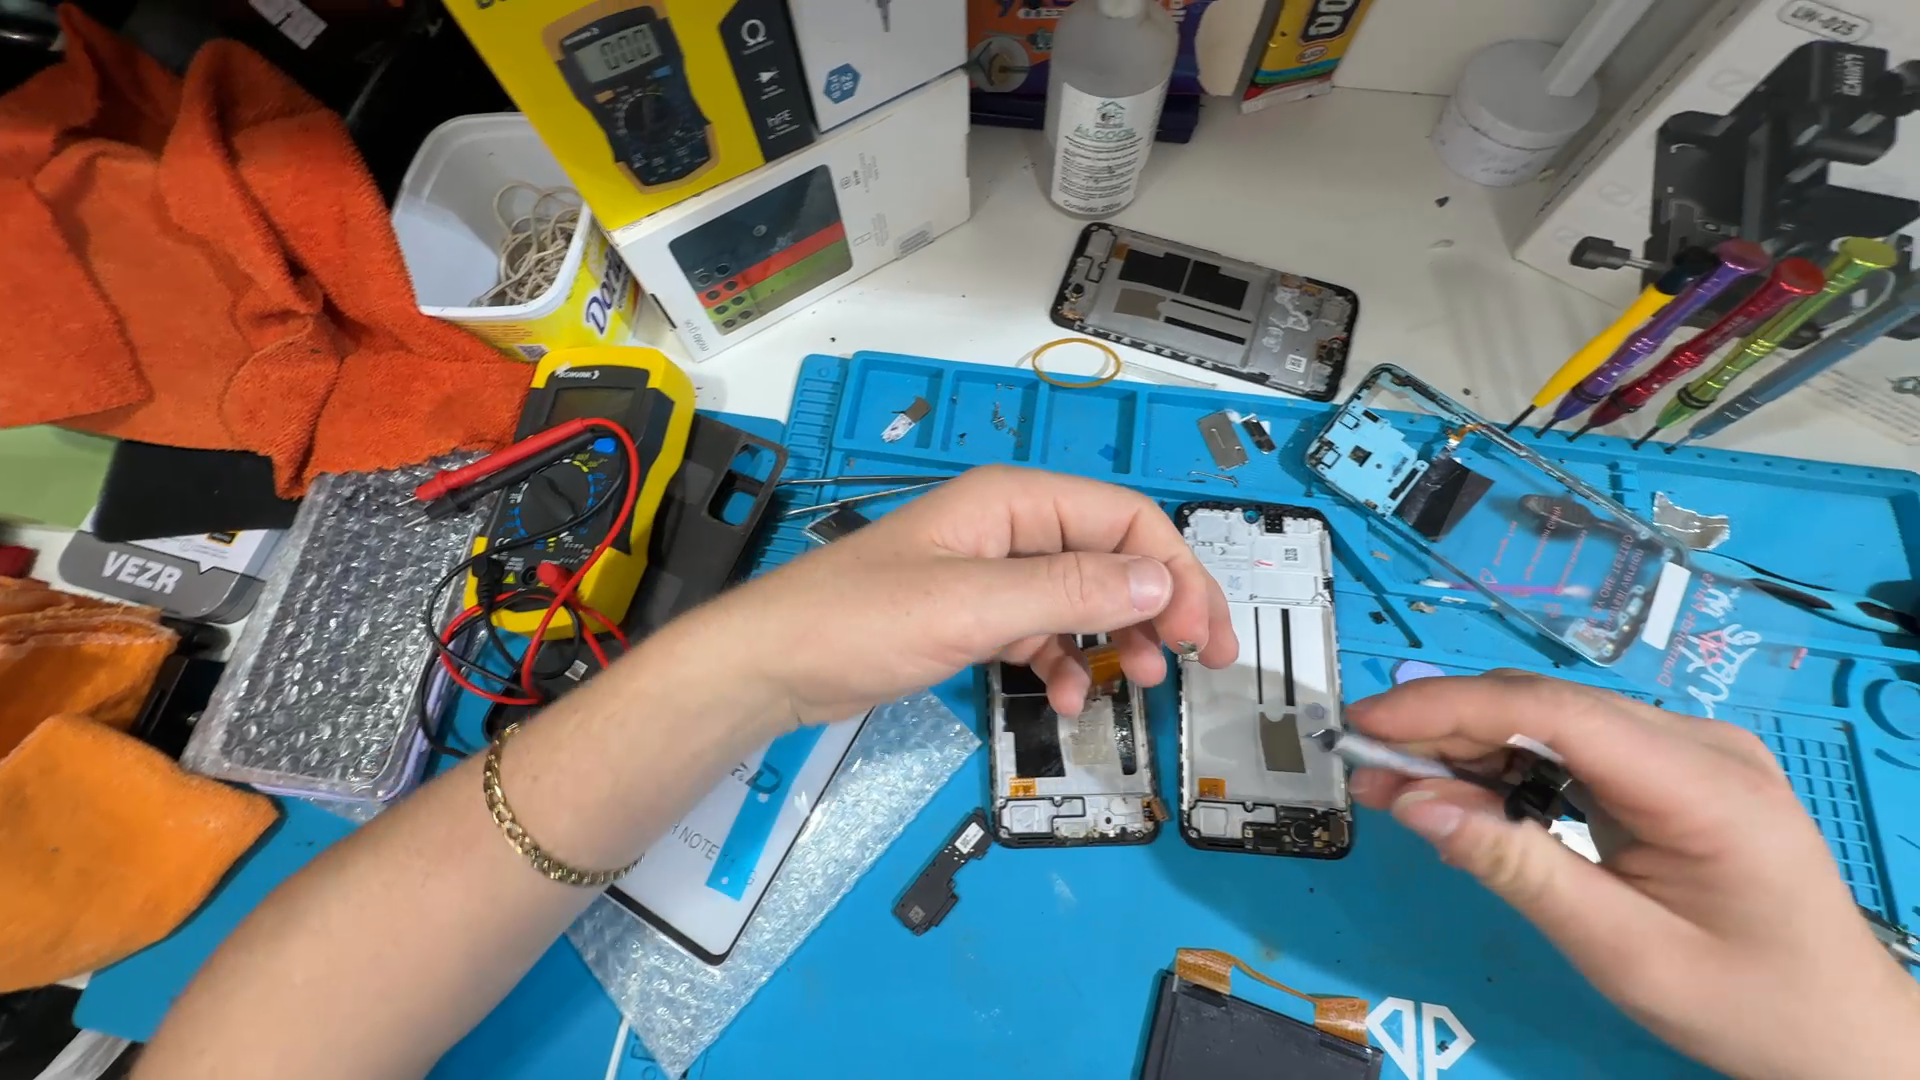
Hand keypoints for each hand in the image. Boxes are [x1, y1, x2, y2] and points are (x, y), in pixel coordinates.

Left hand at [685, 466, 1236, 726]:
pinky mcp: (974, 616)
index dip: (1173, 570)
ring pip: (1082, 598)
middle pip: (1111, 556)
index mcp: (1014, 502)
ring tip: (1141, 682)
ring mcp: (992, 575)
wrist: (777, 663)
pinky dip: (1064, 663)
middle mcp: (1010, 529)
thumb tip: (1159, 582)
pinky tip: (1070, 698)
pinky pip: (1042, 633)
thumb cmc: (863, 620)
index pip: (1123, 520)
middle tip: (1195, 661)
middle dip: (1159, 604)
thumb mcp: (971, 604)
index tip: (1199, 634)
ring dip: (1117, 637)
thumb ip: (1068, 590)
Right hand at [1347, 672, 1919, 1079]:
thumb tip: (1410, 802)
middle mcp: (1690, 742)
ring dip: (1456, 743)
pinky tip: (1455, 789)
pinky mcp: (1656, 764)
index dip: (1443, 706)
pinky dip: (1491, 760)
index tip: (1364, 726)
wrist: (1851, 1038)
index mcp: (1702, 784)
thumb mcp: (1623, 952)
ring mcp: (1677, 747)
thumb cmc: (1750, 1005)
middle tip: (1364, 764)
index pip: (1548, 711)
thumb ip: (1515, 868)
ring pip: (1534, 716)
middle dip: (1435, 726)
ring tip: (1395, 782)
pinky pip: (1553, 741)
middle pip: (1533, 705)